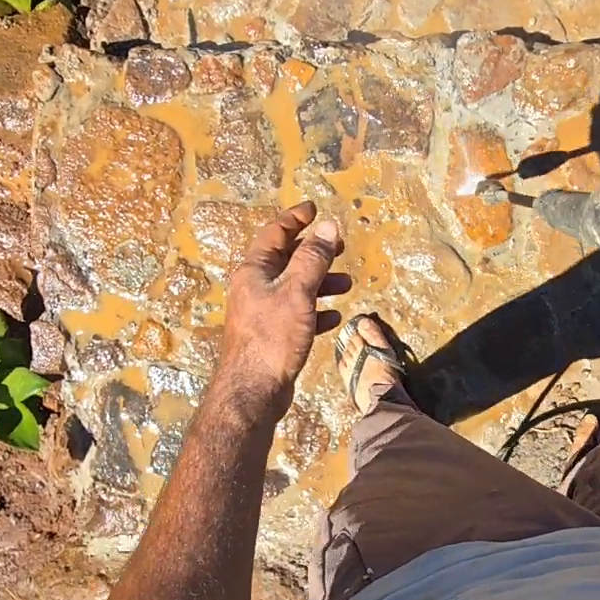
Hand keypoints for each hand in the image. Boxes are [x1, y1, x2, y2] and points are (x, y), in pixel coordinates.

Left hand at [211, 202, 349, 422]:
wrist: (253, 390)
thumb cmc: (273, 337)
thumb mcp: (297, 292)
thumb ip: (313, 258)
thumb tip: (328, 226)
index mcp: (254, 271)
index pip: (274, 234)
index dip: (295, 219)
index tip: (314, 209)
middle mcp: (254, 288)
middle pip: (286, 260)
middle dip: (314, 251)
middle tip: (340, 246)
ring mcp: (262, 313)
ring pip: (294, 288)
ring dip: (320, 282)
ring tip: (346, 282)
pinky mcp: (272, 336)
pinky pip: (297, 315)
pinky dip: (316, 311)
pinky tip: (334, 316)